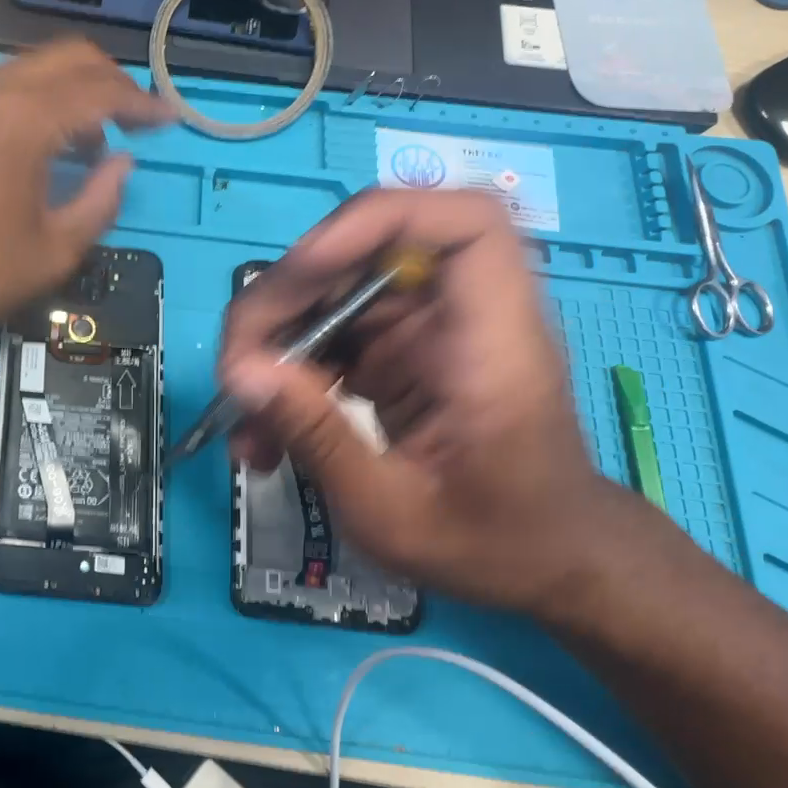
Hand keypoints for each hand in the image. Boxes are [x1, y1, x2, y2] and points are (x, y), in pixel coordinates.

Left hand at [0, 40, 173, 382]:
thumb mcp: (53, 251)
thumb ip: (100, 200)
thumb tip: (122, 165)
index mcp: (23, 119)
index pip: (99, 90)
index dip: (142, 103)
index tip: (170, 121)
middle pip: (68, 58)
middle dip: (111, 83)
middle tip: (137, 122)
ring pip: (32, 68)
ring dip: (71, 90)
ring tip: (94, 142)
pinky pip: (1, 87)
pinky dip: (35, 100)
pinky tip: (46, 142)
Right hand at [219, 190, 667, 616]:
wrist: (551, 565)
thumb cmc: (494, 544)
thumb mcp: (392, 510)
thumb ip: (317, 434)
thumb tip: (241, 372)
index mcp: (491, 344)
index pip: (463, 224)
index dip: (374, 222)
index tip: (301, 268)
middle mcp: (458, 319)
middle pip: (360, 257)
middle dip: (282, 302)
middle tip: (236, 372)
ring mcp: (424, 334)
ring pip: (328, 298)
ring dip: (272, 348)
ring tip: (244, 424)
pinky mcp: (397, 356)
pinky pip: (326, 341)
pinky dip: (287, 379)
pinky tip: (263, 435)